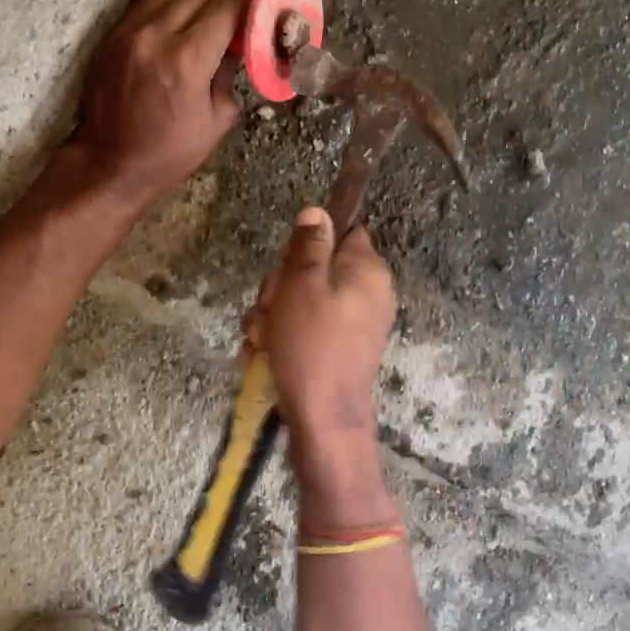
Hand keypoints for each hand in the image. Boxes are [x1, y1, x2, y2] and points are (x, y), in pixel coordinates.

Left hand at [74, 0, 251, 204]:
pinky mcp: (114, 32)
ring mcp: (129, 29)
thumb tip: (238, 42)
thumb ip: (229, 73)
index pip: (226, 6)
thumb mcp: (216, 121)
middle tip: (249, 5)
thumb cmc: (168, 153)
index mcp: (185, 60)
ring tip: (221, 4)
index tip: (268, 2)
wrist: (109, 163)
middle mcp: (155, 34)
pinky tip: (191, 12)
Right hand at [252, 207, 395, 452]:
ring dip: (273, 316)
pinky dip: (282, 339)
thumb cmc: (312, 346)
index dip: (306, 245)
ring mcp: (353, 323)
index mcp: (367, 270)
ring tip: (262, 339)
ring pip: (300, 301)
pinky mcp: (338, 349)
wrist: (323, 419)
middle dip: (280, 287)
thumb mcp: (303, 285)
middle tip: (271, 309)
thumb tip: (318, 211)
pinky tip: (264, 354)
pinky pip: (305, 329)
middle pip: (314, 268)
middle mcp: (367, 292)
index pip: (340, 232)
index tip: (288, 267)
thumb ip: (309, 245)